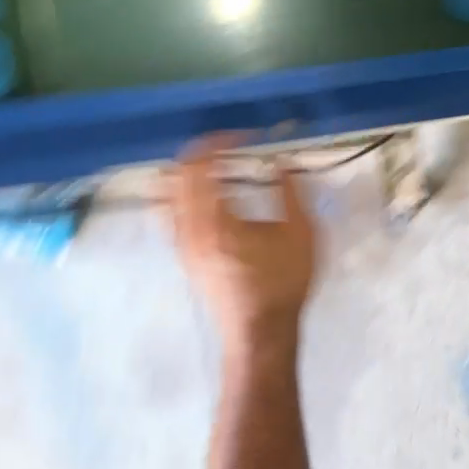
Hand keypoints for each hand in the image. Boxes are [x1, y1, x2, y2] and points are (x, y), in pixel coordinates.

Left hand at [166, 134, 317, 352]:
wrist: (260, 332)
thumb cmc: (284, 283)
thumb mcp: (301, 233)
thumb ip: (291, 192)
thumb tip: (281, 162)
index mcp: (215, 219)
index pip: (202, 164)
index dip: (222, 141)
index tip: (247, 136)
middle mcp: (188, 228)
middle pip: (176, 174)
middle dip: (202, 153)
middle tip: (230, 145)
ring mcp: (182, 244)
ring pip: (168, 194)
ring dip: (190, 173)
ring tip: (218, 168)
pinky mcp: (185, 256)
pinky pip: (172, 213)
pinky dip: (186, 194)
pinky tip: (212, 199)